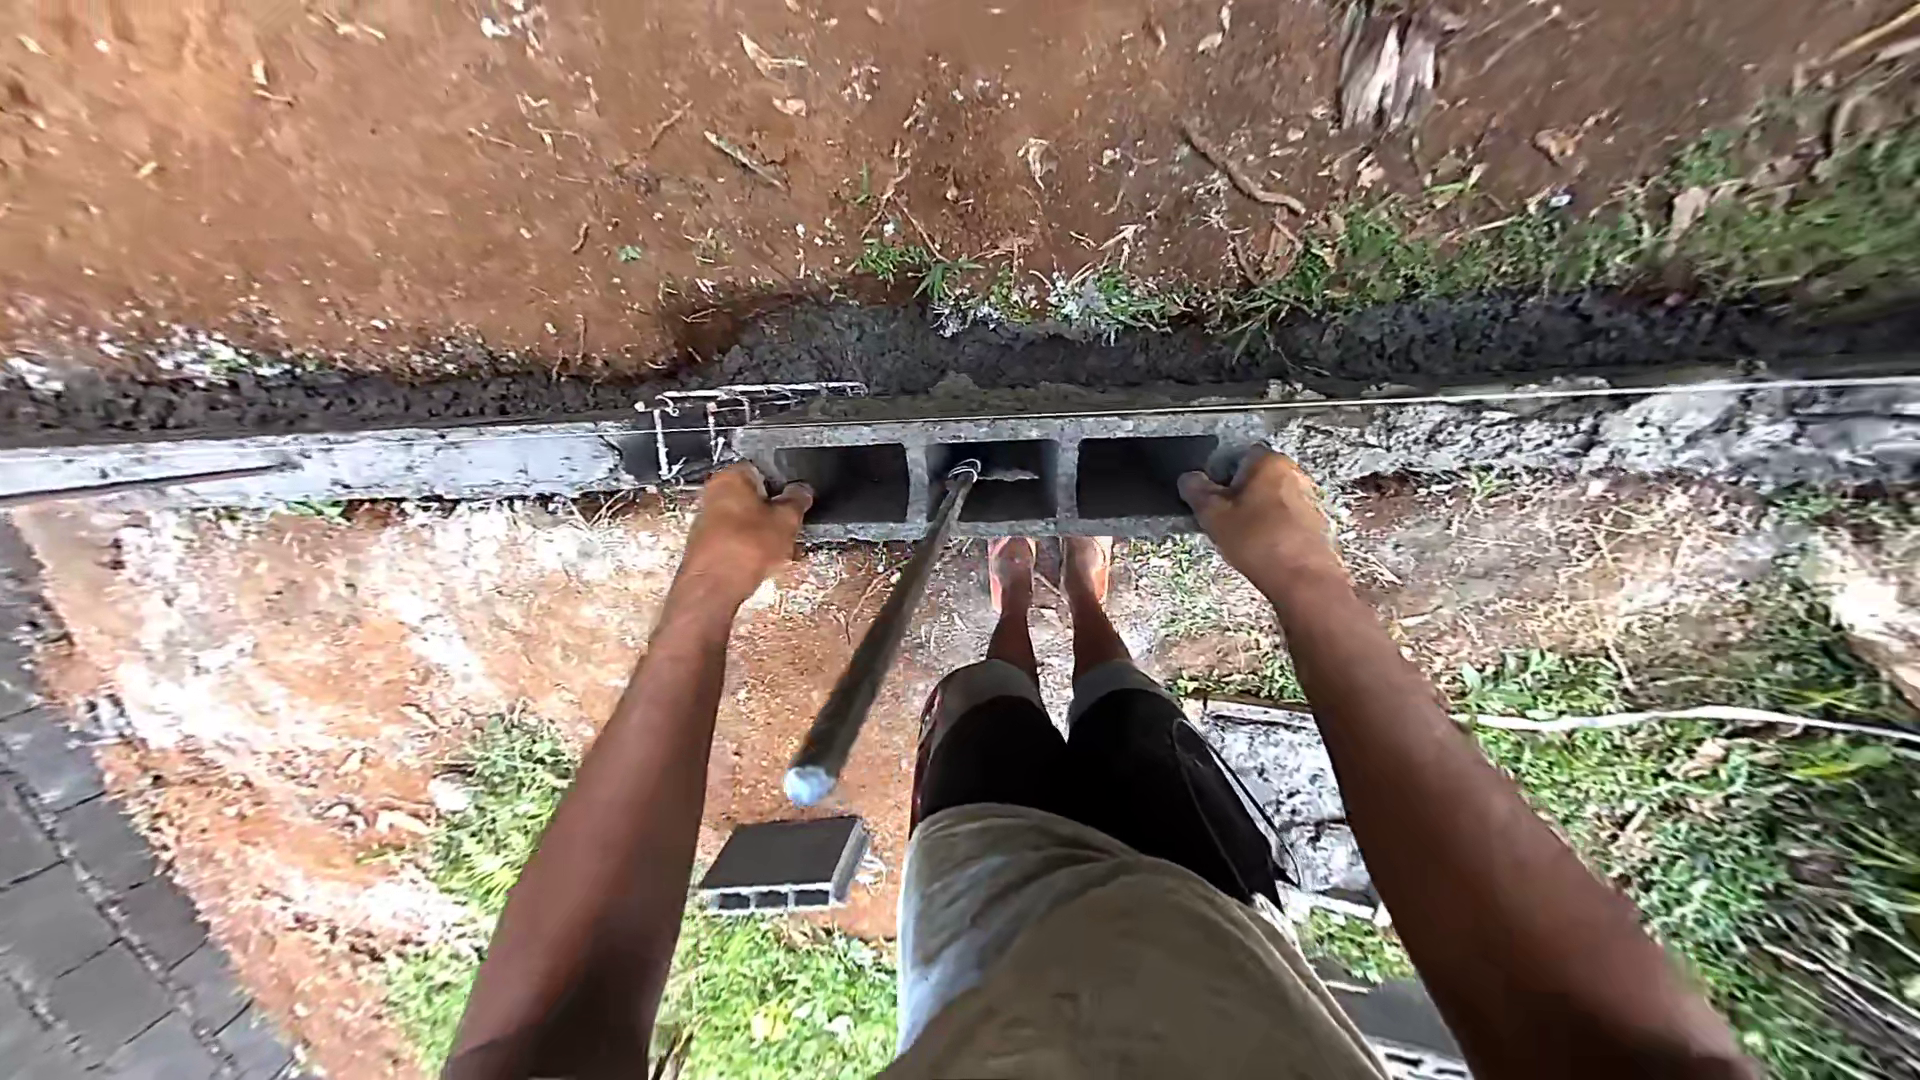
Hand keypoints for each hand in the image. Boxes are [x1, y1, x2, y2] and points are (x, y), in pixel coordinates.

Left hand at [674, 463, 812, 607]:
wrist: (713, 588)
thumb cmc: (748, 546)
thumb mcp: (787, 519)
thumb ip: (797, 500)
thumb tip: (802, 489)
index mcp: (731, 477)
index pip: (764, 469)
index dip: (786, 485)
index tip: (799, 501)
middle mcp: (713, 494)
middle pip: (755, 497)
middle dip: (777, 513)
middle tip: (793, 528)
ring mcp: (708, 521)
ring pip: (748, 521)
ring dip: (768, 533)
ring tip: (785, 550)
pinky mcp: (708, 546)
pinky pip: (739, 540)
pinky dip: (754, 549)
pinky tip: (767, 563)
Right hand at [1178, 447, 1345, 596]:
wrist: (1302, 578)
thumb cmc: (1258, 541)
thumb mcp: (1211, 513)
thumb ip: (1194, 489)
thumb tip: (1188, 478)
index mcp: (1268, 461)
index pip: (1234, 456)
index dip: (1217, 478)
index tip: (1210, 500)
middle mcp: (1293, 472)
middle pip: (1253, 478)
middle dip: (1236, 496)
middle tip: (1223, 521)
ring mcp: (1308, 497)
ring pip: (1269, 499)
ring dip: (1254, 513)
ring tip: (1242, 538)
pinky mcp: (1316, 521)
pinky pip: (1284, 518)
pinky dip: (1271, 528)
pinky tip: (1261, 547)